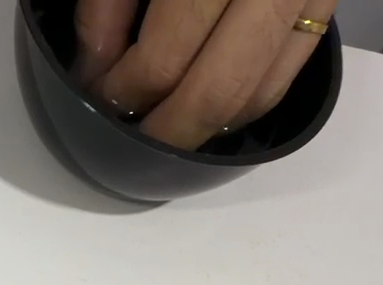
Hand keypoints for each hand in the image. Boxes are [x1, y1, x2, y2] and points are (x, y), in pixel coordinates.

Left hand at [73, 0, 338, 149]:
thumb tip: (95, 64)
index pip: (165, 58)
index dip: (122, 90)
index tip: (95, 90)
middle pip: (218, 89)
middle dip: (163, 128)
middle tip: (126, 129)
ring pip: (256, 91)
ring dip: (201, 125)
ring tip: (159, 122)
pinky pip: (287, 70)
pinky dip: (242, 102)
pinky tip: (206, 103)